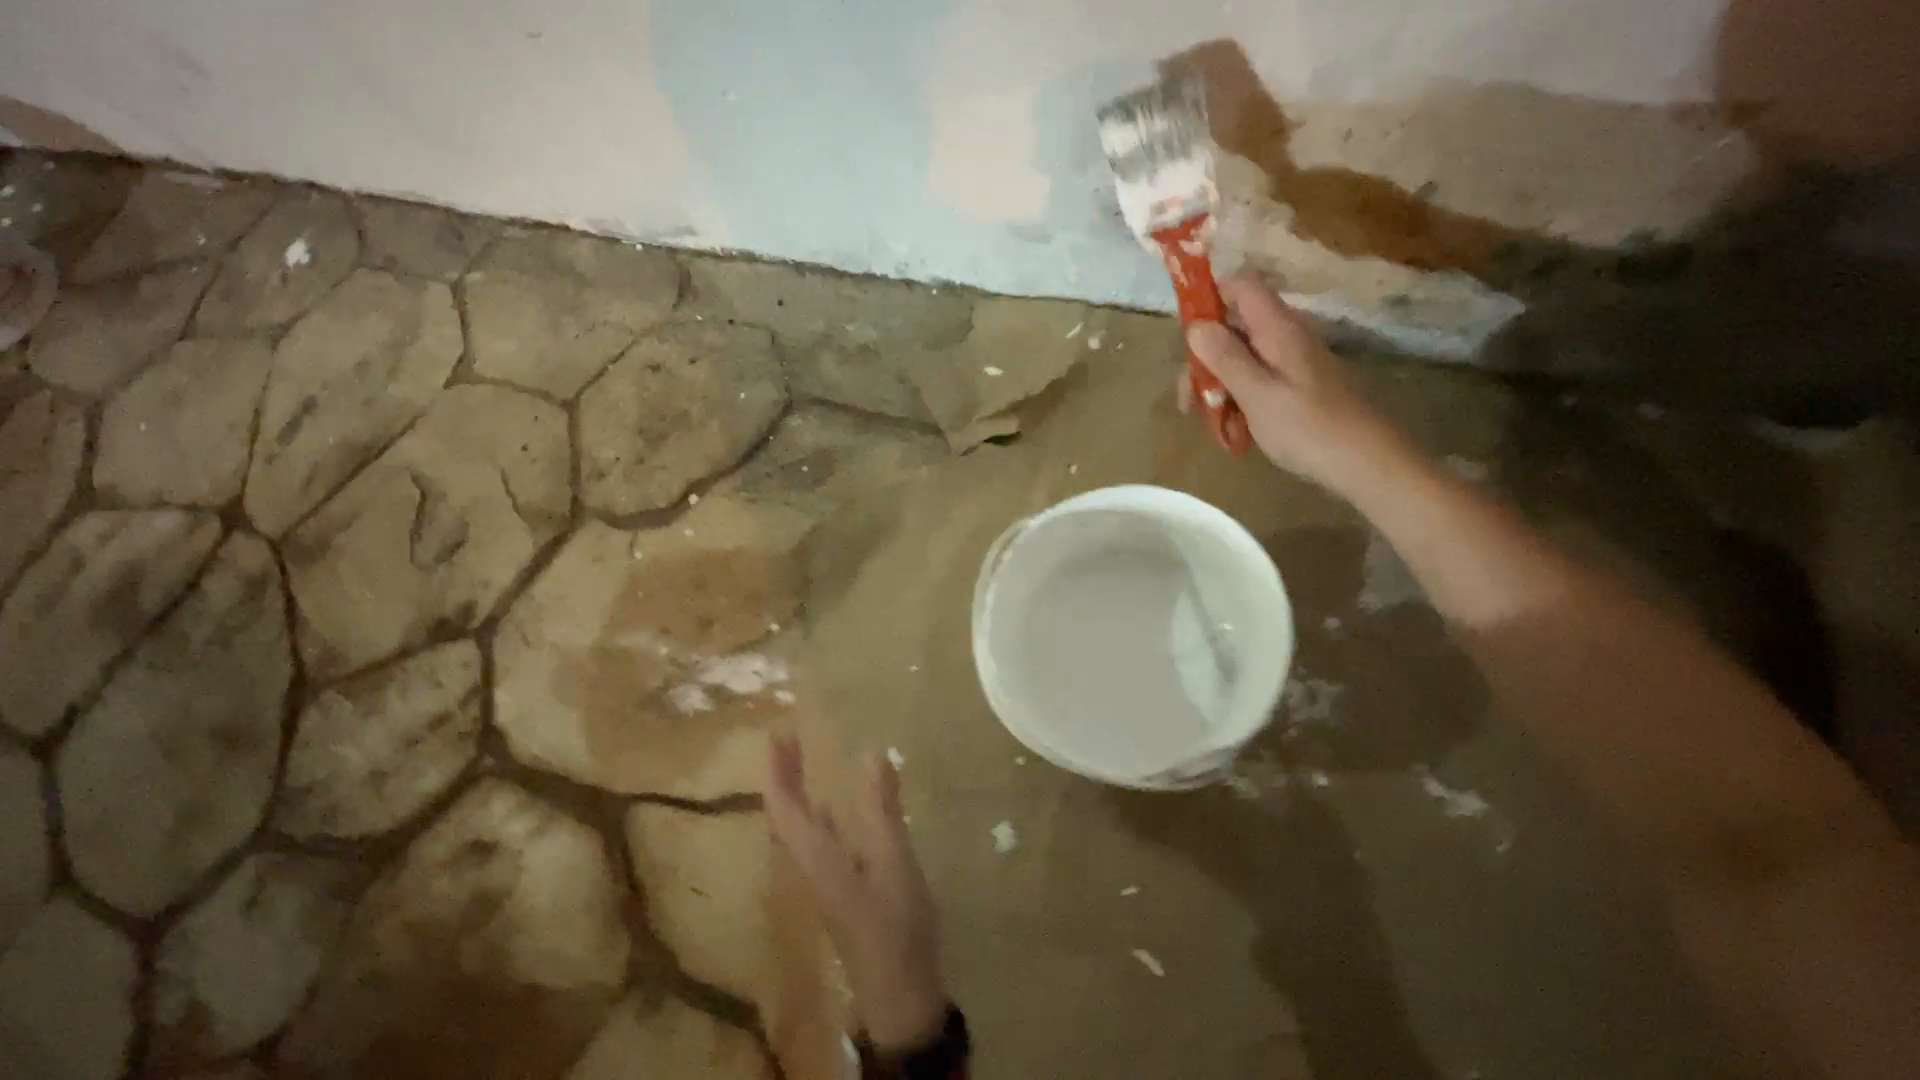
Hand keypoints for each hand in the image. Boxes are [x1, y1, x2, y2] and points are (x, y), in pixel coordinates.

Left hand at [765, 733, 946, 1056]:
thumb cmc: (894, 923)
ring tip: (809, 764)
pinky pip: (823, 841)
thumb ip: (881, 808)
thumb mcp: (893, 860)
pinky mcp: (845, 891)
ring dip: (801, 794)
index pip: (783, 807)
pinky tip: (842, 811)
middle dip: (785, 777)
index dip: (777, 770)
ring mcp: (828, 881)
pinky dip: (824, 815)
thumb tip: (870, 752)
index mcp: (817, 857)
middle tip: (791, 740)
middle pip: (788, 816)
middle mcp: (814, 866)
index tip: (778, 734)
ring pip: (803, 830)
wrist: (900, 990)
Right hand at [1178, 274, 1412, 495]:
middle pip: (1234, 327)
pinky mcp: (1299, 387)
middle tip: (1189, 400)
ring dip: (1219, 384)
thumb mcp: (1257, 393)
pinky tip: (1235, 429)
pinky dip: (1239, 399)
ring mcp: (1294, 362)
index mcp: (1277, 328)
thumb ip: (1225, 357)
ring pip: (1242, 357)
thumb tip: (1195, 325)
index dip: (1210, 297)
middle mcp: (1286, 336)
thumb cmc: (1308, 427)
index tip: (1186, 336)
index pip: (1241, 285)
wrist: (1366, 462)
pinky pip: (1258, 380)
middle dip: (1204, 358)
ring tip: (1211, 422)